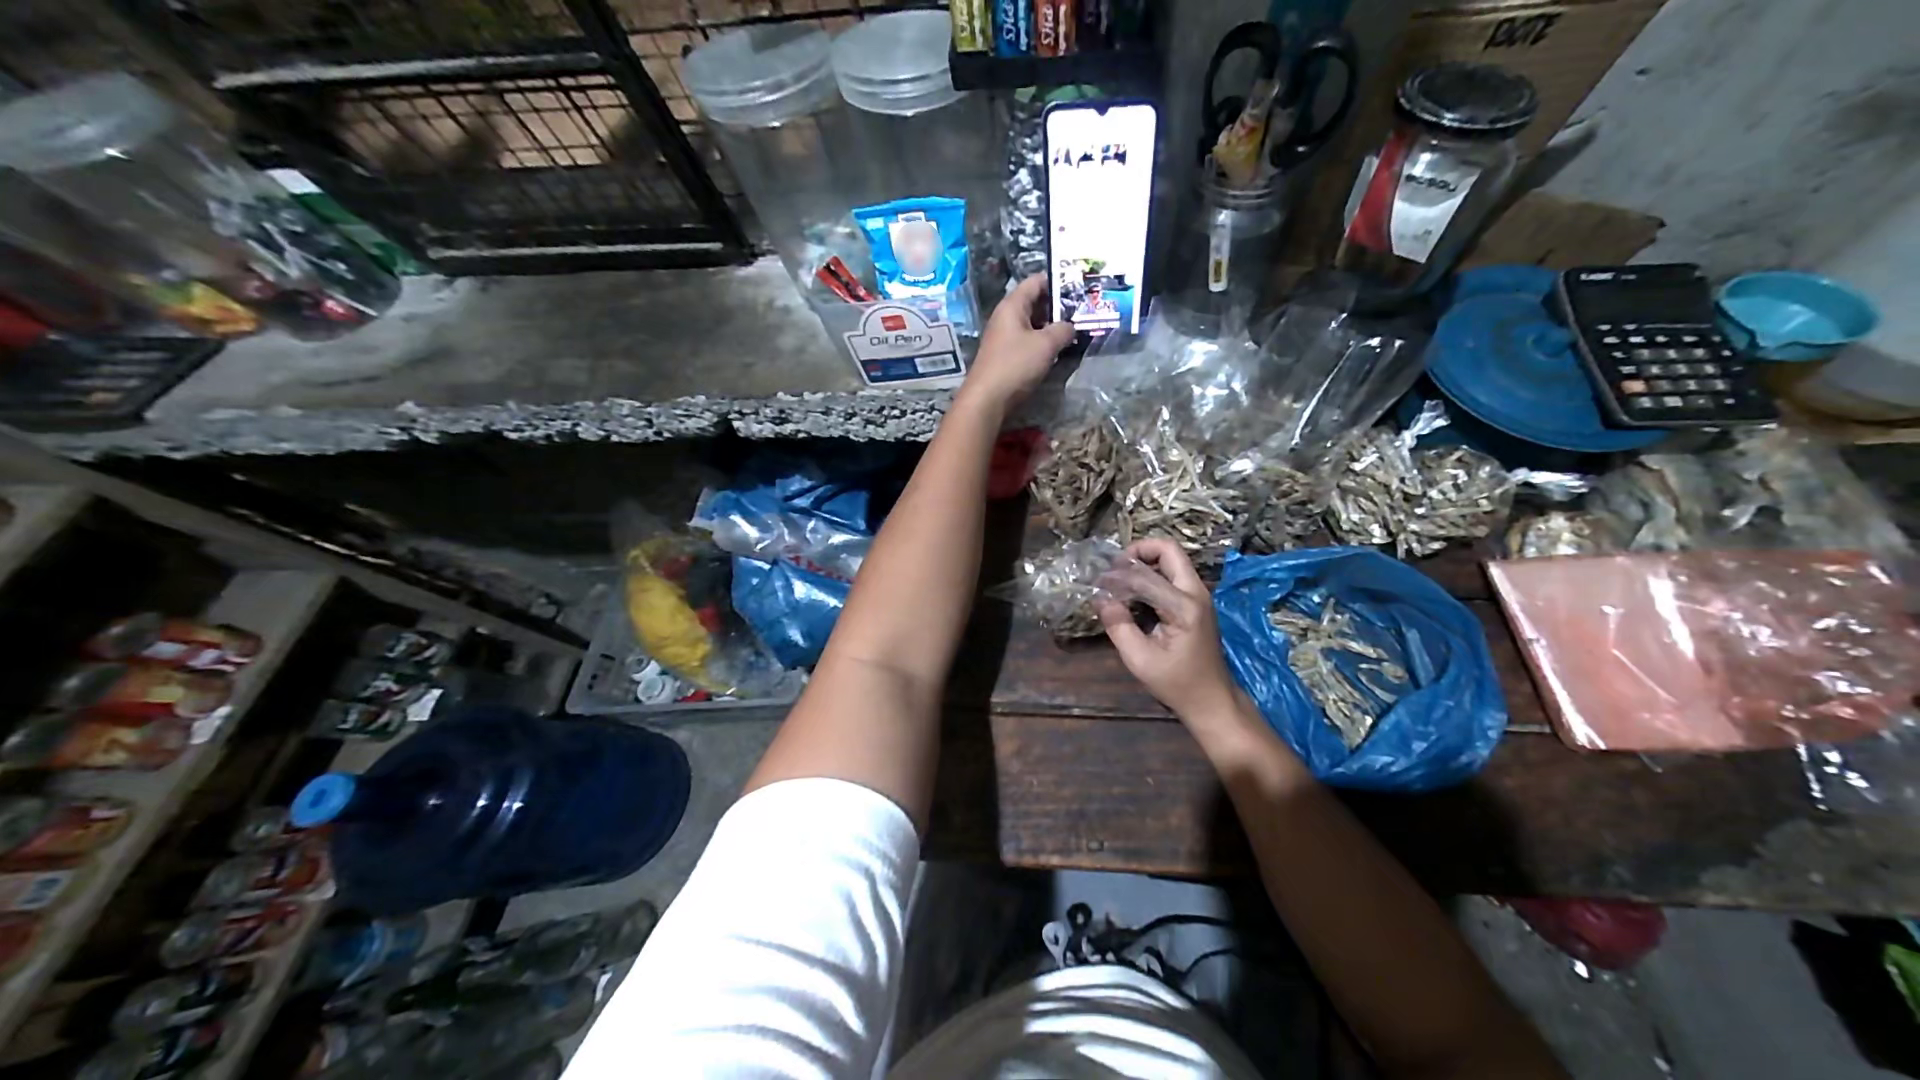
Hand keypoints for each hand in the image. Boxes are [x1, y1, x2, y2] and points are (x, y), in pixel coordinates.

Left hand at [960, 274, 1074, 409]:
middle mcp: (1006, 317)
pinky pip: (1028, 341)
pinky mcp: (1006, 355)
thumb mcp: (1046, 344)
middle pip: (1035, 302)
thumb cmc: (1015, 365)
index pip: (1036, 281)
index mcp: (1012, 305)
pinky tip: (1058, 350)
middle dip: (1058, 306)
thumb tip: (1071, 327)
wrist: (987, 399)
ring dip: (1052, 326)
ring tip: (1075, 330)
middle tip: (1083, 311)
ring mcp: (1004, 337)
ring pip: (1032, 324)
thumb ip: (1063, 330)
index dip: (1057, 280)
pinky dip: (1043, 342)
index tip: (1079, 287)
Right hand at [1096, 538, 1245, 721]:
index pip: (1145, 576)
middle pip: (1169, 550)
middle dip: (1138, 552)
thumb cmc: (1177, 684)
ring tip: (1120, 579)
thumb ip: (1119, 626)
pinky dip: (1152, 573)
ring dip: (1145, 561)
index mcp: (1184, 607)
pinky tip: (1134, 593)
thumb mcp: (1140, 659)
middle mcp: (1196, 592)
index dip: (1117, 576)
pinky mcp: (1196, 601)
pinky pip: (1174, 573)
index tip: (1097, 585)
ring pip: (1172, 559)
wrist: (1212, 700)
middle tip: (1114, 569)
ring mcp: (1199, 595)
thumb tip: (1100, 598)